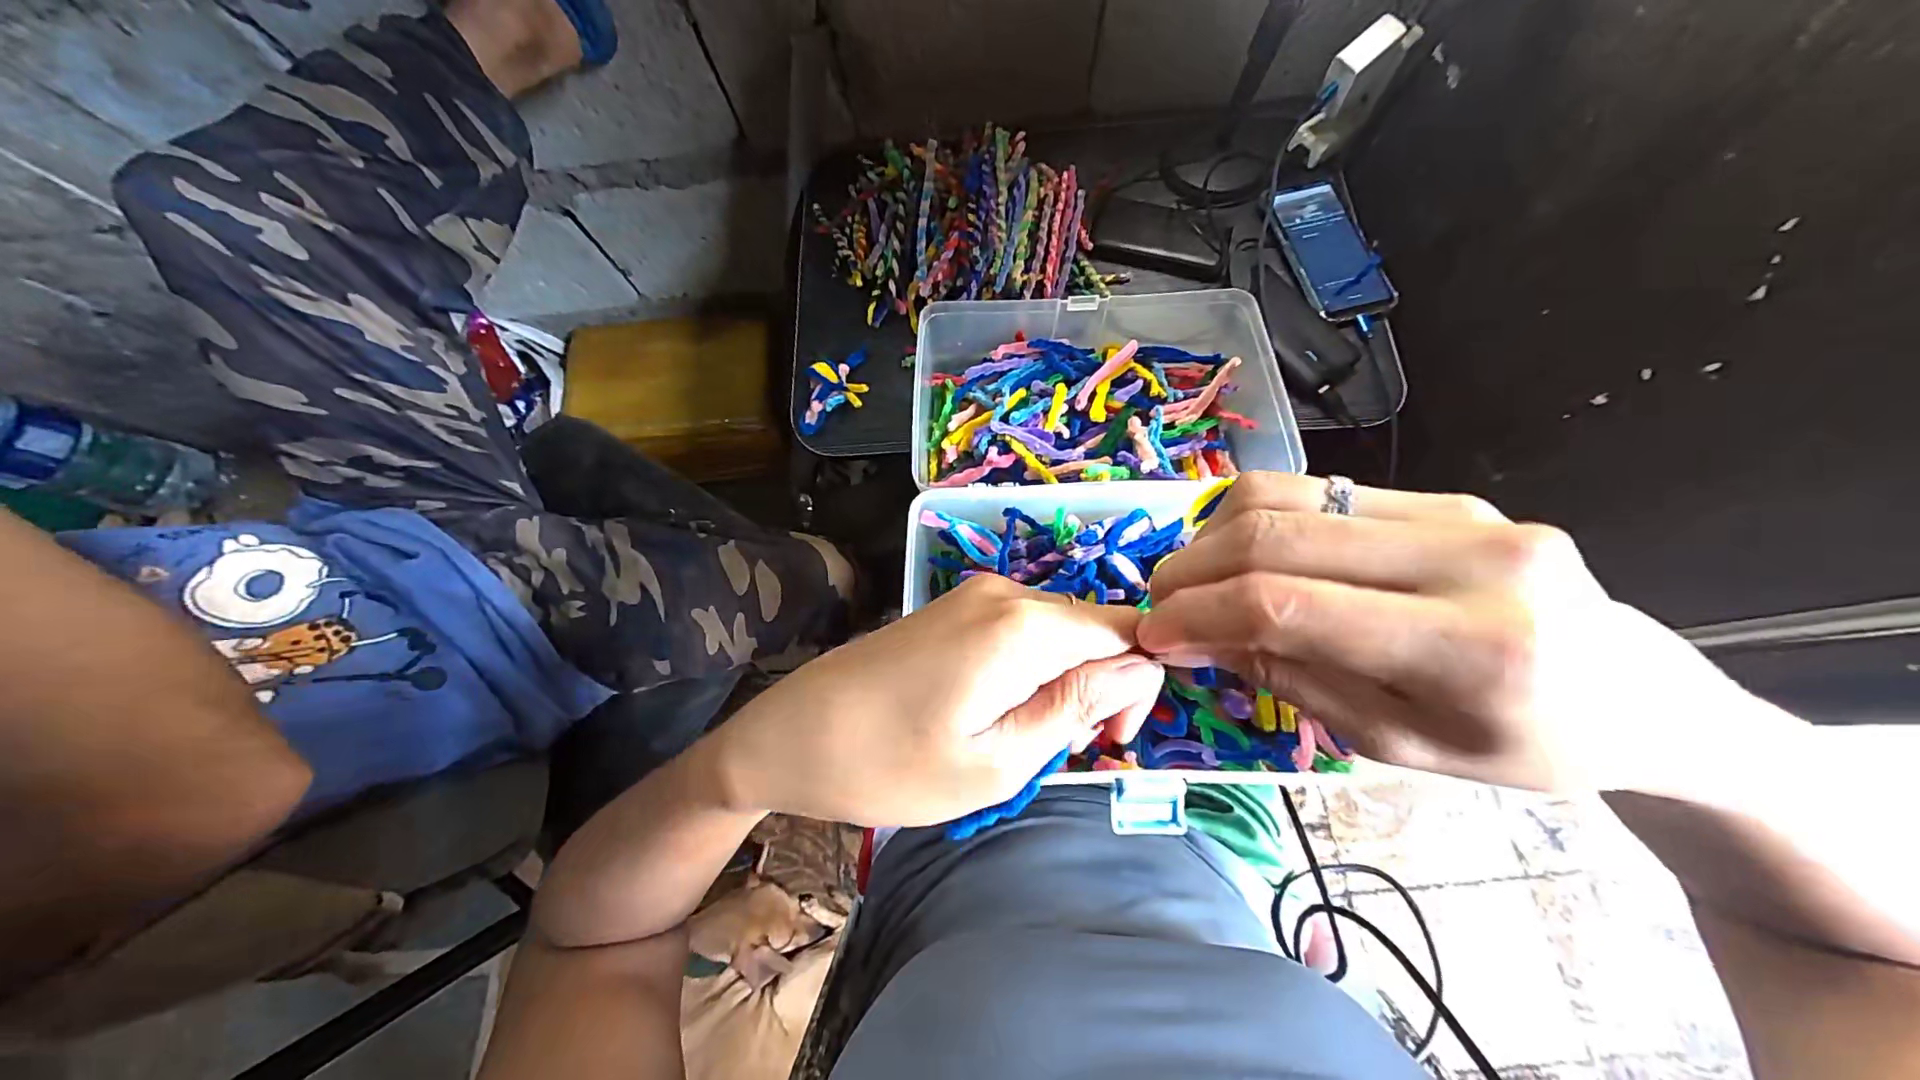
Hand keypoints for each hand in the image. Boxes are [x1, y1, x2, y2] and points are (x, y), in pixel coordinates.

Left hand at [707, 575, 1164, 825]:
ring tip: (1014, 740)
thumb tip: (1137, 667)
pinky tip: (993, 713)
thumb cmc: (889, 765)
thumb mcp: (997, 761)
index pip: (1129, 631)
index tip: (1105, 744)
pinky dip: (1029, 673)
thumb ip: (1075, 707)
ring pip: (1059, 634)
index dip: (1137, 688)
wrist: (789, 736)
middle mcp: (1005, 592)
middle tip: (1053, 753)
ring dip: (1061, 685)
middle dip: (1097, 690)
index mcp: (1023, 625)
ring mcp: (975, 595)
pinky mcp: (954, 609)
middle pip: (1094, 629)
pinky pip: (1022, 633)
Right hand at [1137, 473, 1763, 793]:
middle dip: (1193, 569)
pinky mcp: (1447, 495)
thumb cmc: (1524, 746)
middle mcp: (1469, 557)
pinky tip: (1242, 554)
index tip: (1154, 635)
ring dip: (1215, 534)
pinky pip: (1320, 489)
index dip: (1201, 616)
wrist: (1639, 694)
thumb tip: (1199, 636)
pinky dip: (1256, 520)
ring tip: (1194, 578)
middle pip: (1278, 535)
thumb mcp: (1399, 745)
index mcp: (1470, 648)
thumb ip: (1293, 680)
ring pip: (1289, 494)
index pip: (1289, 606)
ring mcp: (1459, 512)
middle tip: (1159, 603)